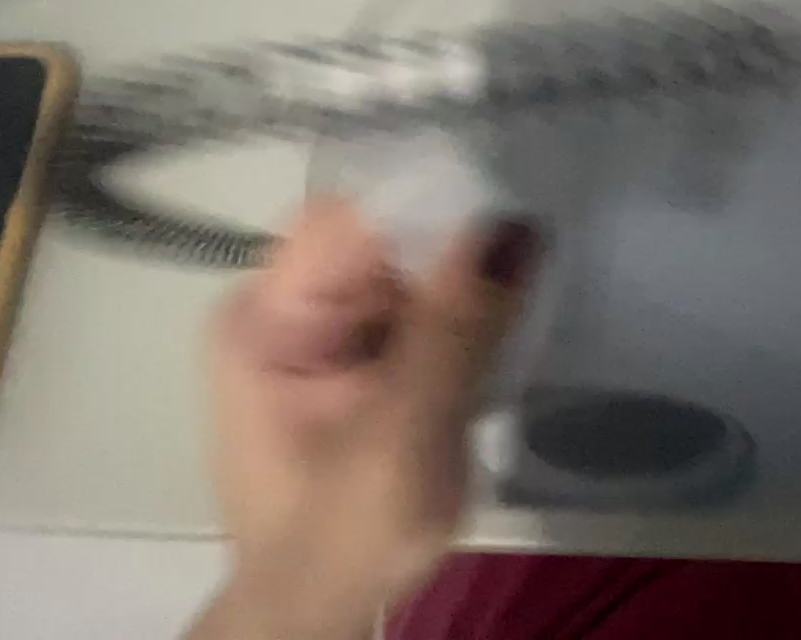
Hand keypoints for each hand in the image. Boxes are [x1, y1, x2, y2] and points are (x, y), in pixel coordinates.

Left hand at [189, 200, 542, 639]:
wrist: (323, 612)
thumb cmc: (342, 537)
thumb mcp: (401, 435)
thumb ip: (454, 330)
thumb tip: (513, 227)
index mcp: (268, 315)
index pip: (346, 217)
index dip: (424, 203)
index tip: (504, 201)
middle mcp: (294, 304)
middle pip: (385, 235)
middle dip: (456, 236)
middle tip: (532, 243)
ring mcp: (332, 326)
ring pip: (414, 264)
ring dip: (470, 270)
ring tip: (529, 272)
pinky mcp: (371, 350)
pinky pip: (427, 299)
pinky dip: (469, 301)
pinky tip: (508, 307)